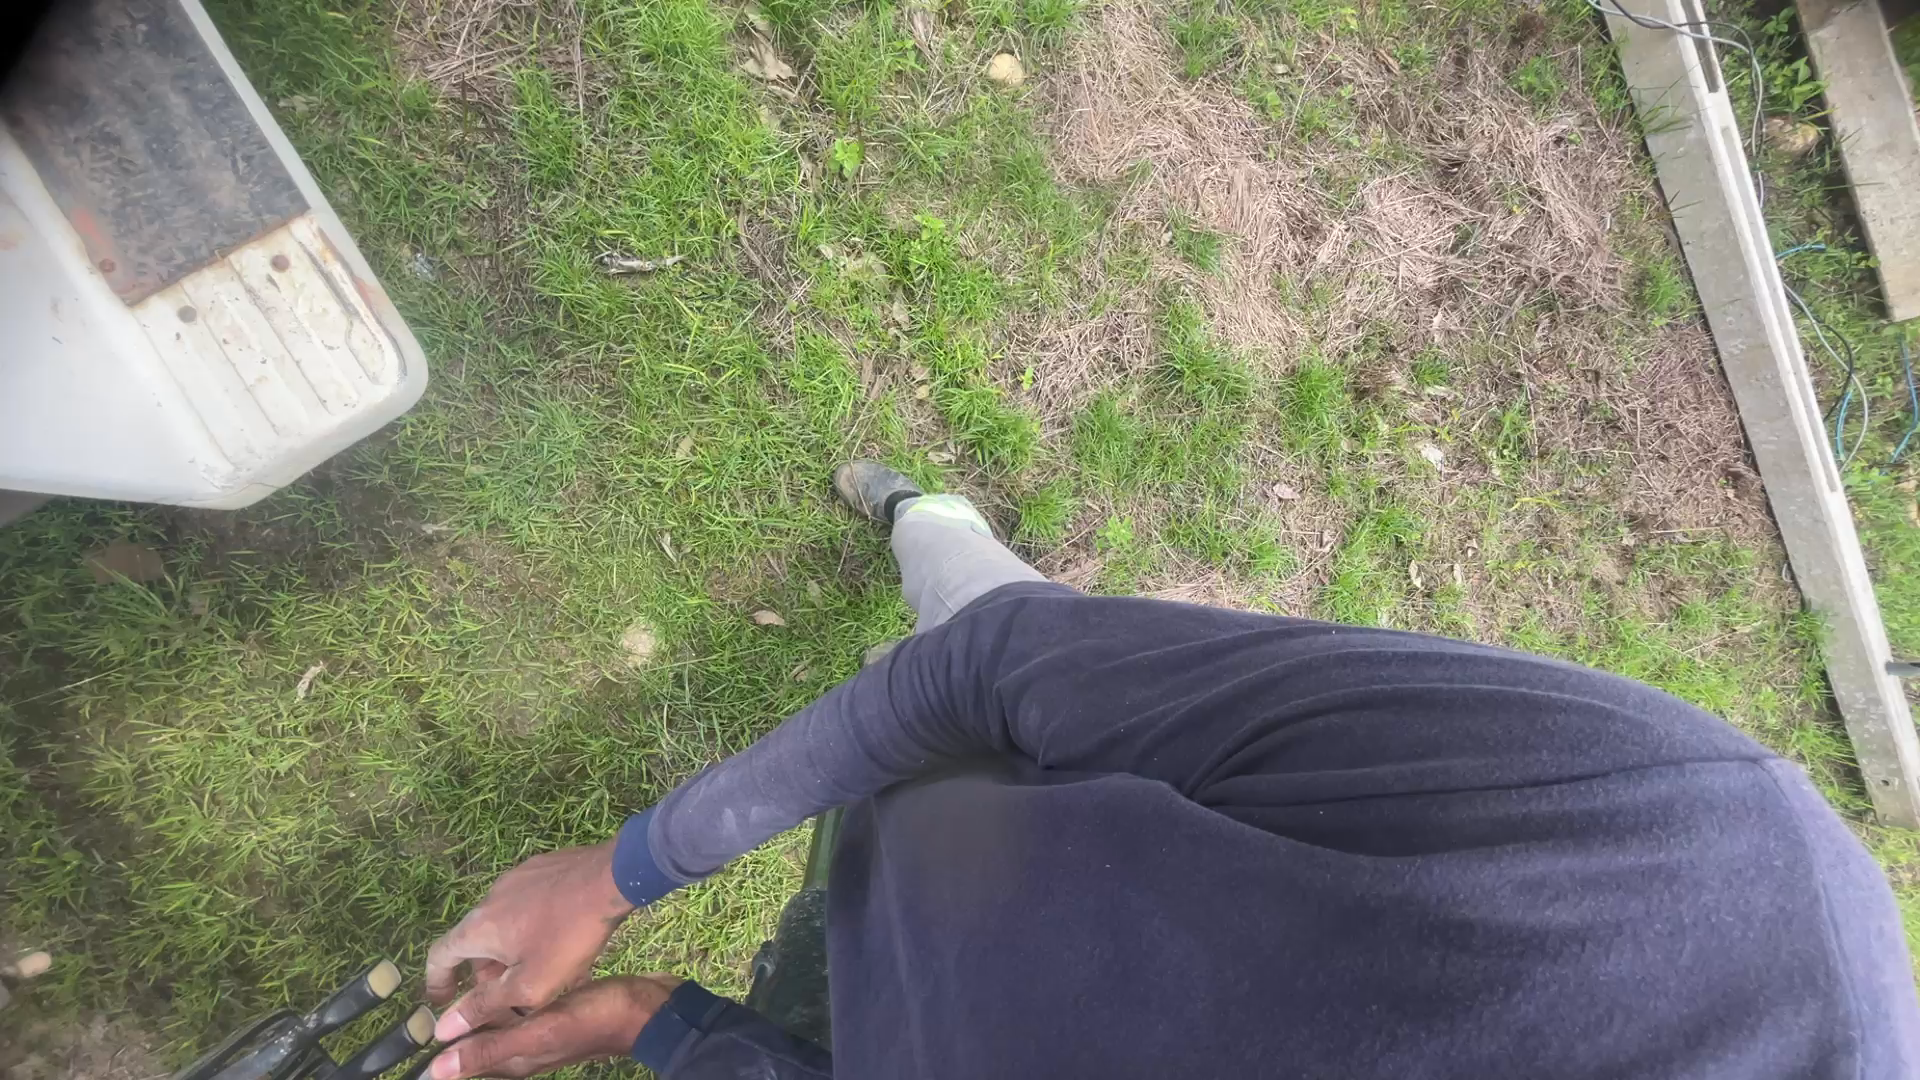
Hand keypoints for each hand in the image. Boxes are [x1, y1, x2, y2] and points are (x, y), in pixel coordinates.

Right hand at [426, 841, 635, 1041]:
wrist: (616, 876)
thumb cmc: (569, 935)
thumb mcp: (529, 984)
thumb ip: (485, 1005)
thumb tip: (443, 1027)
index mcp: (479, 925)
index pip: (439, 955)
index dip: (438, 982)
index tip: (446, 1002)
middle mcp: (493, 895)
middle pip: (476, 938)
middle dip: (487, 969)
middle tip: (509, 992)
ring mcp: (523, 874)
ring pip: (508, 919)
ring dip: (515, 946)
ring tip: (541, 967)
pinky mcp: (550, 864)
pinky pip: (532, 899)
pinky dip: (535, 922)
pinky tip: (562, 934)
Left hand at [427, 975, 682, 1078]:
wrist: (645, 1006)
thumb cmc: (594, 1018)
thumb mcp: (541, 1031)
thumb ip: (491, 1047)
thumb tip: (433, 1069)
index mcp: (512, 1061)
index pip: (463, 1062)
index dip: (442, 1044)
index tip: (424, 1016)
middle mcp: (522, 1049)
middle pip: (482, 1034)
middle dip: (467, 1010)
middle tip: (456, 972)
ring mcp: (543, 1028)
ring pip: (503, 1015)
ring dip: (491, 994)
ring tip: (483, 958)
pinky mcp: (561, 1009)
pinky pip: (527, 1001)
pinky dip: (517, 985)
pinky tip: (520, 960)